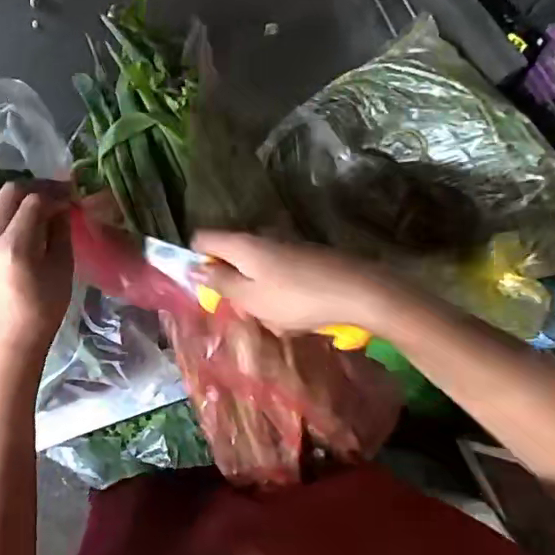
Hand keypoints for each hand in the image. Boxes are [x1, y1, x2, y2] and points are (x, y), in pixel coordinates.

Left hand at [0, 180, 73, 353]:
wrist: (9, 340)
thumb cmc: (42, 310)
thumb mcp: (61, 268)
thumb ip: (61, 231)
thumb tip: (62, 206)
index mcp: (14, 244)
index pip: (35, 200)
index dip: (57, 193)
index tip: (74, 197)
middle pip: (11, 191)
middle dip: (37, 188)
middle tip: (60, 195)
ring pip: (1, 202)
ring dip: (25, 198)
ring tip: (49, 207)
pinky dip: (15, 212)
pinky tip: (33, 223)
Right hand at [193, 230, 388, 334]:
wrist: (360, 292)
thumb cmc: (297, 299)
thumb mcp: (251, 299)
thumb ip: (221, 284)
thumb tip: (195, 270)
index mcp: (242, 245)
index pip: (202, 238)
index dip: (194, 259)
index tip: (201, 286)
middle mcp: (261, 237)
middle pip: (229, 254)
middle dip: (228, 280)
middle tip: (236, 309)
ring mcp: (286, 245)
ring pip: (255, 266)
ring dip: (254, 289)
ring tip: (270, 317)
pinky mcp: (307, 257)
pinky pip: (278, 273)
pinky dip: (277, 290)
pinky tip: (294, 313)